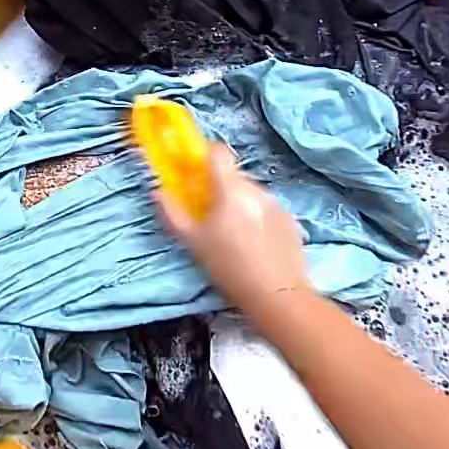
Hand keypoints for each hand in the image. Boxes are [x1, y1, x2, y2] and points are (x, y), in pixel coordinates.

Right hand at [150, 143, 310, 314]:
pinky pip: (266, 207)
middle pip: (233, 174)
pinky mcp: (290, 218)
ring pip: (250, 191)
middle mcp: (256, 189)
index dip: (205, 157)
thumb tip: (157, 191)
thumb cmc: (230, 268)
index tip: (196, 174)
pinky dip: (257, 216)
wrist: (278, 297)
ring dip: (239, 202)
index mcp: (231, 189)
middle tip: (211, 212)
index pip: (218, 152)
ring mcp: (276, 203)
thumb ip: (172, 213)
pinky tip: (255, 243)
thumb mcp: (194, 243)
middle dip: (220, 186)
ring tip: (235, 233)